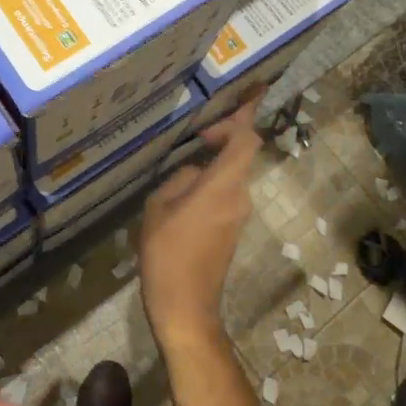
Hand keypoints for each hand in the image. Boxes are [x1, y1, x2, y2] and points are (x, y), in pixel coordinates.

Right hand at [139, 101, 262, 349]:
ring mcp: (238, 215)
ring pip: (233, 175)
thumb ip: (179, 180)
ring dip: (216, 162)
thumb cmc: (167, 256)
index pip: (245, 141)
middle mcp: (238, 197)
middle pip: (242, 155)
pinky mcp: (231, 231)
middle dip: (225, 138)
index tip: (246, 96)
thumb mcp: (159, 209)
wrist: (186, 308)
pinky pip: (226, 194)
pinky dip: (213, 182)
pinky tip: (185, 190)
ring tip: (185, 160)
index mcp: (222, 187)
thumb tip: (193, 172)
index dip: (245, 116)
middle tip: (198, 133)